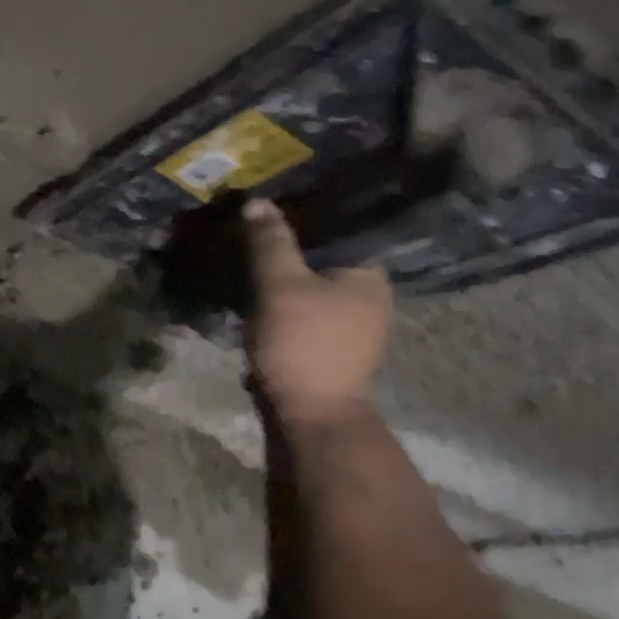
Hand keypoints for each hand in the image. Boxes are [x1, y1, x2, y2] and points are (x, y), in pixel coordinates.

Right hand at [242, 199, 391, 421]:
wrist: (309, 416)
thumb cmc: (302, 344)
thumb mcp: (280, 286)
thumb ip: (270, 243)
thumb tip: (258, 202)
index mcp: (370, 276)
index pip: (343, 229)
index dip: (309, 214)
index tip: (275, 204)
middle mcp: (370, 298)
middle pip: (326, 259)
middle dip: (291, 247)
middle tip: (254, 231)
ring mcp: (352, 328)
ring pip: (313, 288)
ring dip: (283, 277)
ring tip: (248, 262)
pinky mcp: (330, 350)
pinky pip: (304, 313)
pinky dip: (282, 304)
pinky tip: (256, 301)